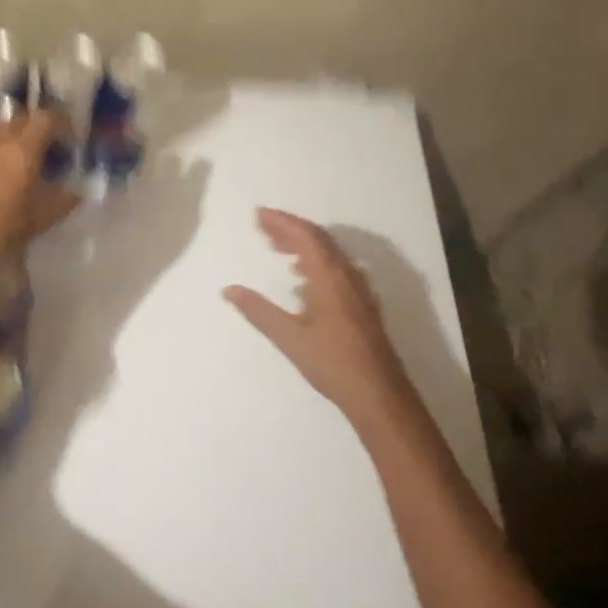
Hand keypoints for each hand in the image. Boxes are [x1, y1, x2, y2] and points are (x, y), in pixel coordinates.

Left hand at [0, 110, 80, 290]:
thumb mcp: (37, 223)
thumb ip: (62, 201)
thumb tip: (77, 190)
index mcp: (20, 151)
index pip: (46, 119)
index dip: (62, 123)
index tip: (68, 140)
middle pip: (19, 118)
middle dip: (35, 129)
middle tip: (43, 151)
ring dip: (8, 135)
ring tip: (12, 159)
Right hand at [224, 208, 410, 419]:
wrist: (378, 393)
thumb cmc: (332, 363)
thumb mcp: (289, 337)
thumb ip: (258, 311)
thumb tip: (229, 289)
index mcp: (331, 279)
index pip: (307, 237)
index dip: (283, 222)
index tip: (259, 214)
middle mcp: (349, 277)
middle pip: (320, 241)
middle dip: (291, 230)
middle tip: (263, 226)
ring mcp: (359, 291)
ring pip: (331, 255)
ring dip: (304, 245)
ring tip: (278, 247)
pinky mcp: (362, 306)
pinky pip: (338, 270)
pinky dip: (316, 262)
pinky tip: (304, 278)